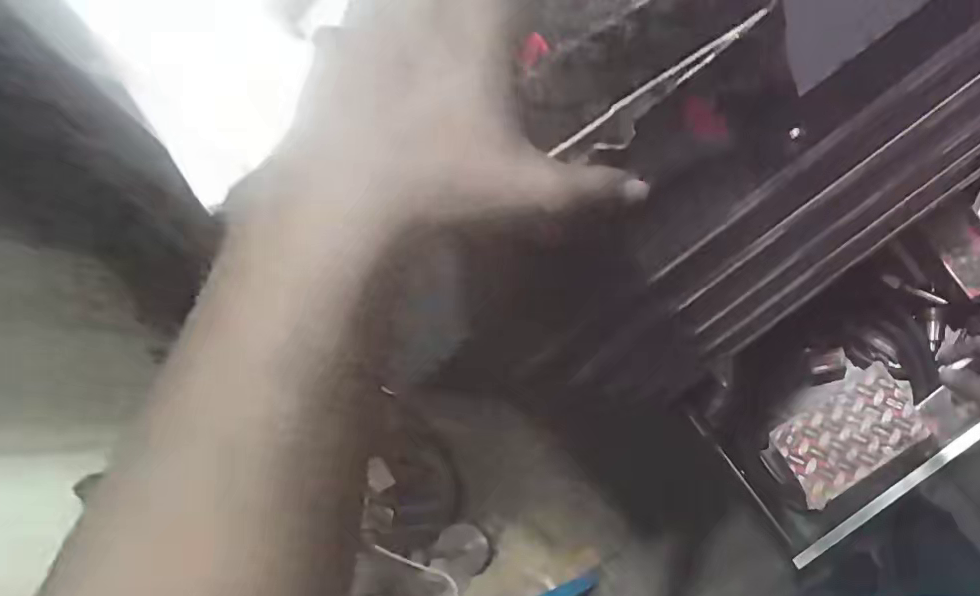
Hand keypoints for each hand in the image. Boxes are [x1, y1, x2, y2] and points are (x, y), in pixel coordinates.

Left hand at [254, 0, 644, 244]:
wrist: (354, 192)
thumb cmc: (456, 185)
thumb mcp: (538, 192)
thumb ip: (593, 185)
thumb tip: (643, 188)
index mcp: (476, 41)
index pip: (510, 1)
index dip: (528, 9)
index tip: (545, 20)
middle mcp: (421, 17)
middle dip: (485, 13)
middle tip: (504, 31)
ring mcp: (371, 24)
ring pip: (408, 2)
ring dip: (435, 15)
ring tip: (453, 33)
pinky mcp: (336, 44)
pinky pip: (360, 17)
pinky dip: (384, 25)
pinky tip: (392, 49)